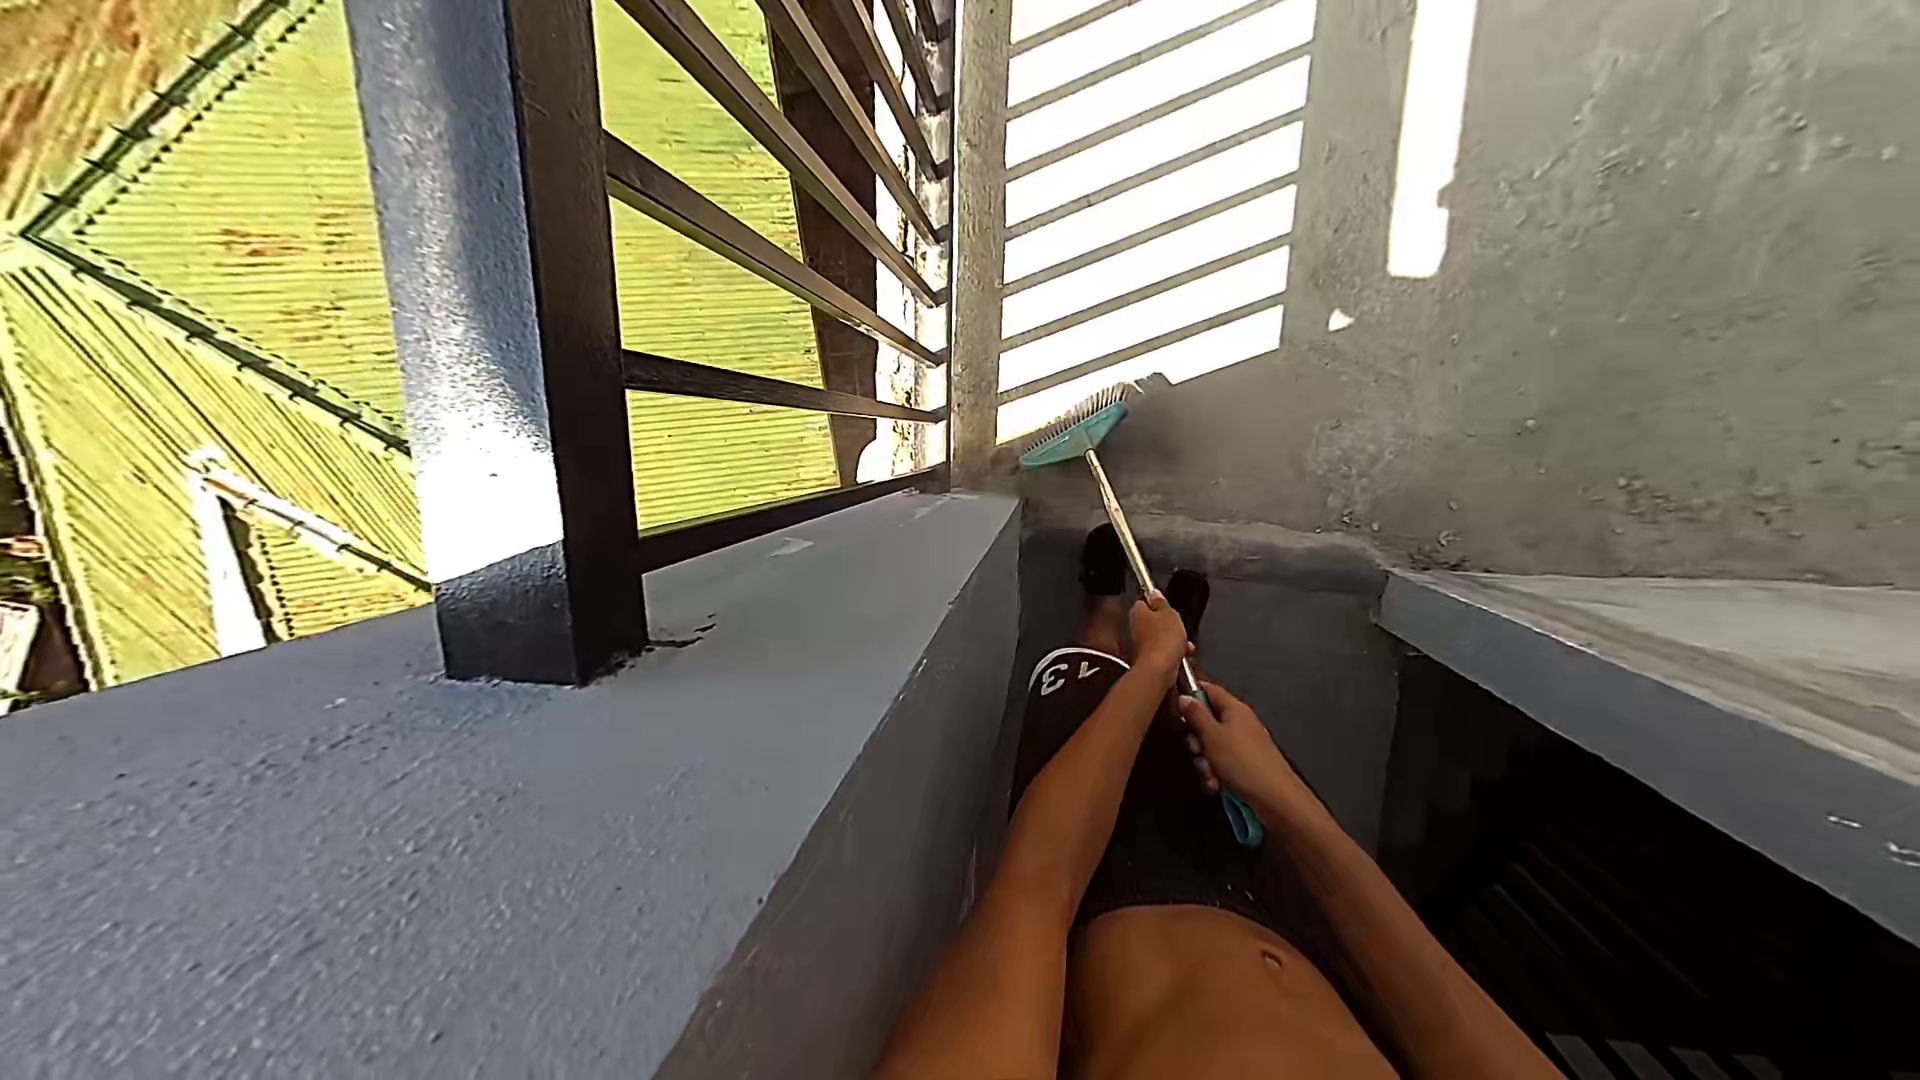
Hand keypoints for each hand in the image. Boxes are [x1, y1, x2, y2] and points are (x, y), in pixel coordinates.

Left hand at [1128, 591, 1191, 674]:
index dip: (1157, 604)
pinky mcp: (1146, 658)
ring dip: (1173, 640)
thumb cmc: (1163, 639)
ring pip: (1159, 637)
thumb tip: (1155, 593)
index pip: (1144, 602)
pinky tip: (1182, 655)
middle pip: (1153, 621)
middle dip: (1169, 625)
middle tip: (1178, 627)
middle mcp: (1134, 628)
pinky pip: (1161, 651)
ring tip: (1185, 645)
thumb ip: (1161, 603)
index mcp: (1137, 613)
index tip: (1167, 607)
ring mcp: (1139, 644)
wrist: (1159, 668)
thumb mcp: (1169, 614)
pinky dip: (1171, 653)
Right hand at [1178, 681, 1320, 817]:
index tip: (1176, 705)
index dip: (1191, 693)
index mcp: (1234, 709)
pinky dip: (1215, 775)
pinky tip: (1216, 786)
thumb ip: (1196, 715)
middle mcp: (1239, 724)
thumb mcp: (1212, 735)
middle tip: (1196, 750)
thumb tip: (1184, 696)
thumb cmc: (1241, 761)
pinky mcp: (1245, 767)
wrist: (1275, 800)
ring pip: (1211, 747)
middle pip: (1207, 722)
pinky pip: (1221, 764)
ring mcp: (1243, 746)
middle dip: (1196, 740)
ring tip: (1210, 775)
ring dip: (1204, 762)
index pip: (1209, 690)